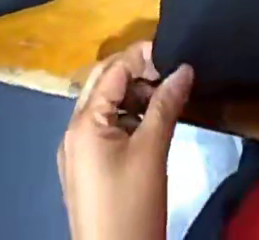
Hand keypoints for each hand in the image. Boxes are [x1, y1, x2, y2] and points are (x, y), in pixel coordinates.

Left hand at [58, 42, 194, 239]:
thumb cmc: (132, 206)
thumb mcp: (152, 151)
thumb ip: (166, 104)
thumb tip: (184, 68)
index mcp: (84, 122)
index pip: (112, 70)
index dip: (142, 55)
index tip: (173, 51)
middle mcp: (74, 130)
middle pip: (103, 83)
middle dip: (135, 71)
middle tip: (169, 71)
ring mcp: (77, 151)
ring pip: (104, 105)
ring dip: (133, 94)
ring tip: (166, 96)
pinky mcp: (87, 169)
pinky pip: (105, 127)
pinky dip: (127, 117)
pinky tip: (151, 122)